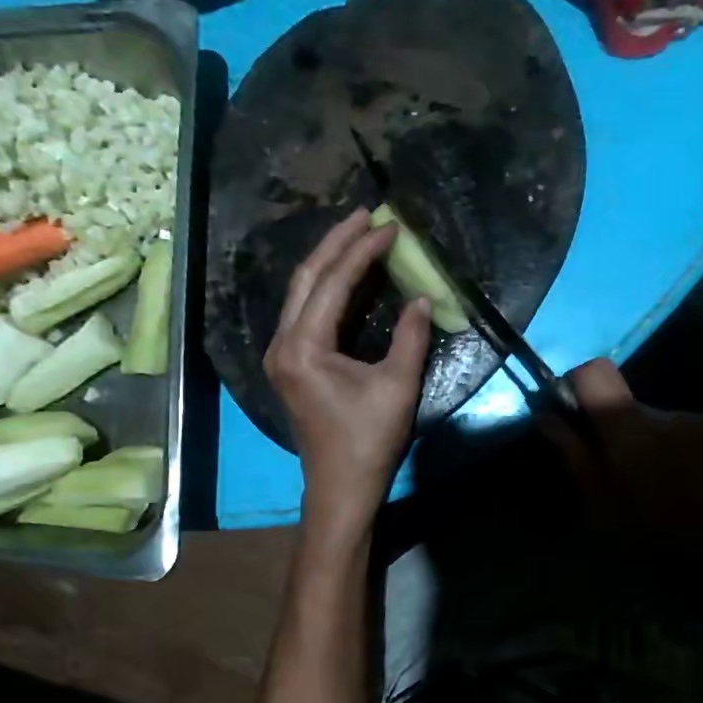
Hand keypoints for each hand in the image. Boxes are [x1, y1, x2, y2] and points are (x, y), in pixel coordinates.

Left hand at [265, 210, 432, 515]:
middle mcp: (282, 343)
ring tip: (359, 235)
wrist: (340, 487)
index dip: (362, 251)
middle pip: (306, 278)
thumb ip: (411, 336)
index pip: (333, 283)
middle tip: (367, 215)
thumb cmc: (369, 441)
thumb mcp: (398, 386)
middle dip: (337, 243)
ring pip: (300, 292)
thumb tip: (422, 297)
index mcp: (303, 347)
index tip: (390, 226)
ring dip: (329, 262)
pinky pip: (303, 311)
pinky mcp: (288, 363)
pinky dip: (326, 288)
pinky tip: (349, 275)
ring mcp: (280, 353)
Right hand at [553, 359, 702, 544]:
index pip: (595, 374)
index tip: (585, 412)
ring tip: (692, 491)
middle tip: (648, 481)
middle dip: (637, 436)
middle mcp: (673, 414)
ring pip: (680, 425)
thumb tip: (548, 417)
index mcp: (632, 434)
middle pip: (640, 411)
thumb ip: (576, 459)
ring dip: (679, 447)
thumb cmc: (669, 549)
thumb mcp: (605, 515)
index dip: (583, 385)